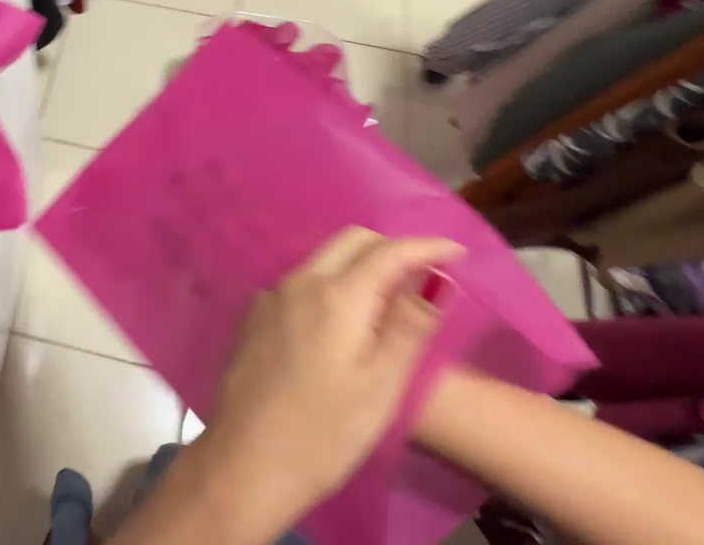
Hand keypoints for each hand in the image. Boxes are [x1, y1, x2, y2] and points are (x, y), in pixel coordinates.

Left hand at [189, 229, 463, 530]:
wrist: (245, 462)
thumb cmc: (325, 433)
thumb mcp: (381, 384)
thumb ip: (409, 324)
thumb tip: (438, 276)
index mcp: (335, 295)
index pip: (387, 251)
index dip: (425, 246)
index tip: (458, 251)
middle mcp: (298, 282)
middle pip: (350, 241)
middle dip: (390, 247)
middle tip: (425, 272)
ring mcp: (270, 296)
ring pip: (322, 259)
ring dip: (358, 264)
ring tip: (390, 299)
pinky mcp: (253, 316)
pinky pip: (301, 283)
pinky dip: (330, 285)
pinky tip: (341, 322)